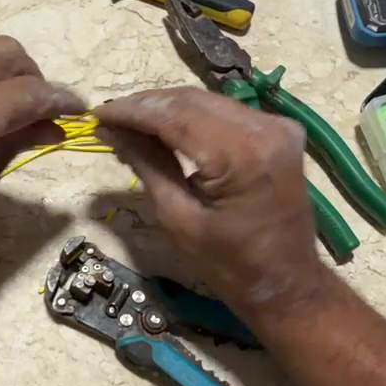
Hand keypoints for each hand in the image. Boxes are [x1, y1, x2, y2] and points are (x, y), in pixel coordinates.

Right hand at [93, 88, 331, 315]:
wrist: (286, 284)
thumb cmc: (230, 265)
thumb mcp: (179, 219)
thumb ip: (148, 165)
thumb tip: (114, 132)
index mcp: (241, 154)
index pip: (175, 117)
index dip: (132, 112)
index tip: (98, 114)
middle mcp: (265, 129)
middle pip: (191, 101)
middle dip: (146, 106)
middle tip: (109, 117)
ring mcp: (277, 127)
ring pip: (207, 101)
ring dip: (166, 109)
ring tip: (129, 121)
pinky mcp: (279, 132)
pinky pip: (225, 113)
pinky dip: (192, 117)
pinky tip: (164, 127)